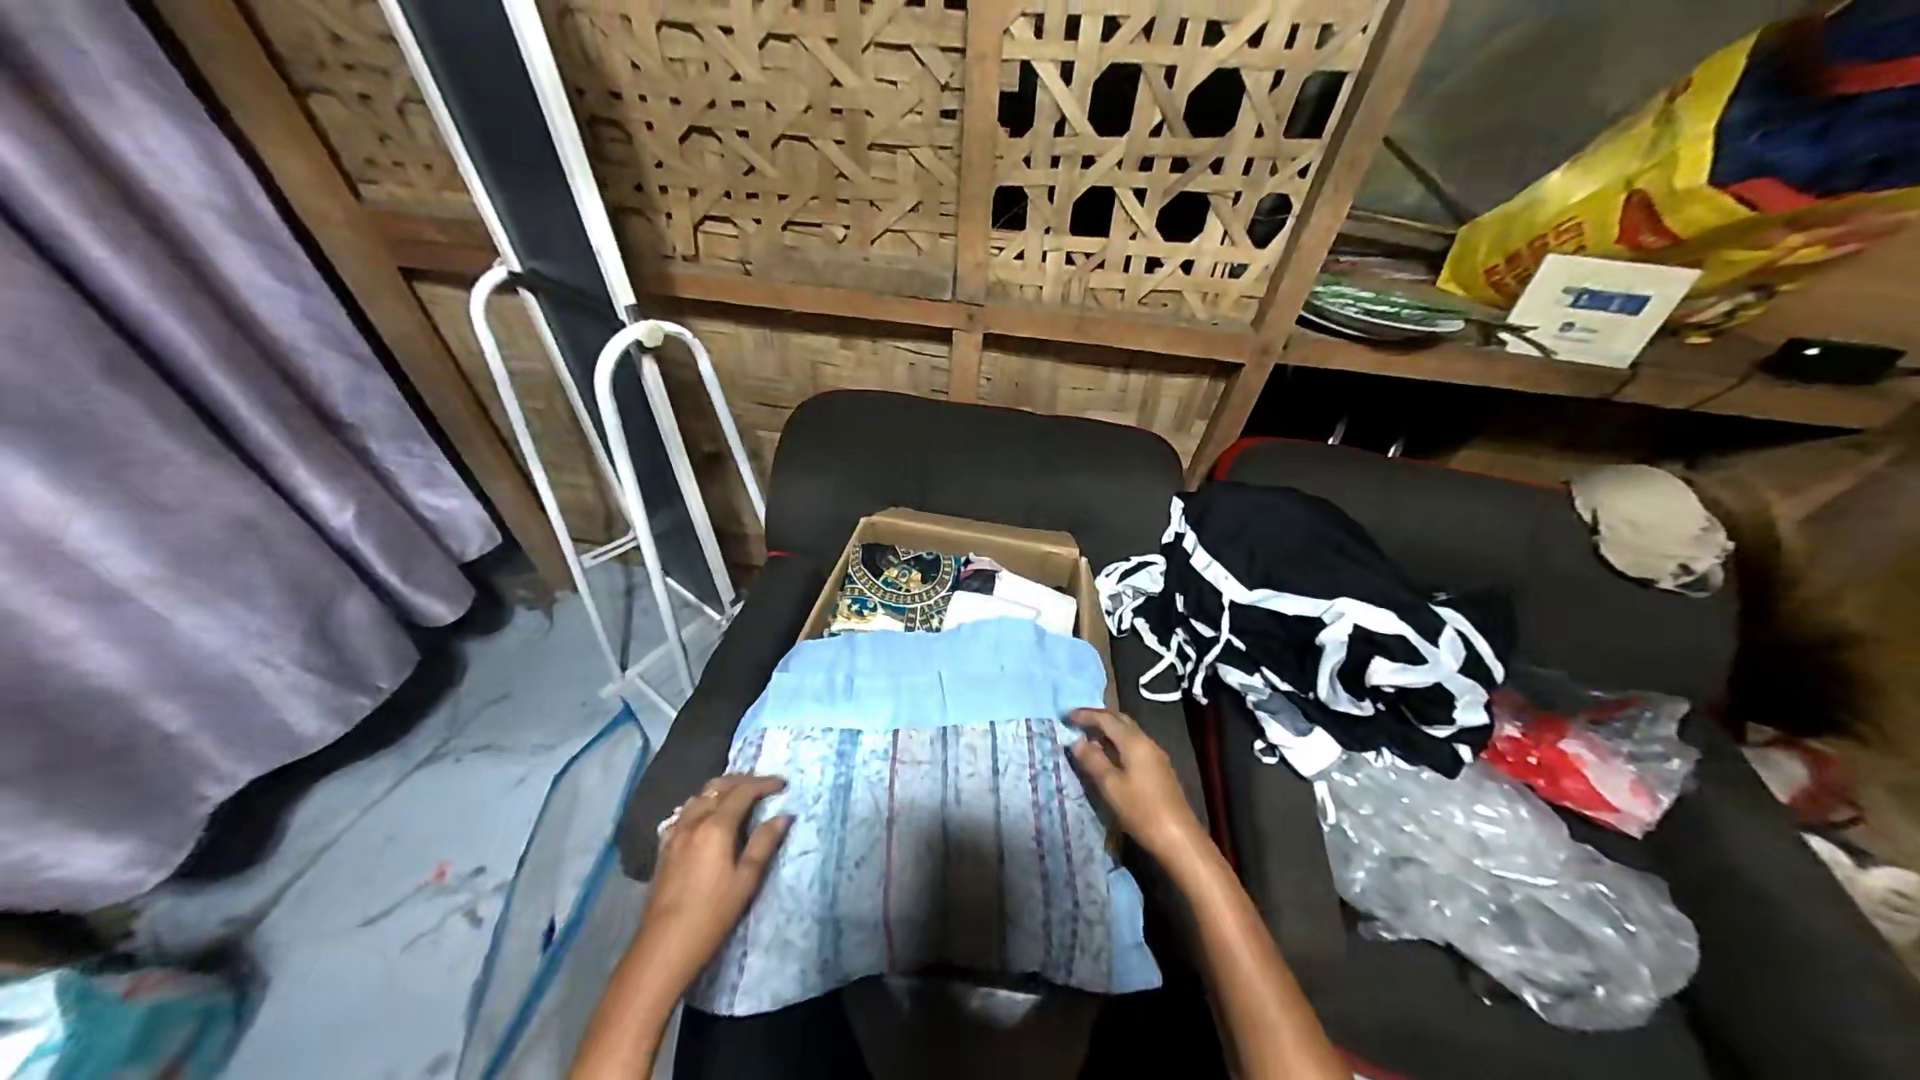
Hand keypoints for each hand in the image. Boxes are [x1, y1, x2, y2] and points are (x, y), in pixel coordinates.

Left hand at [633, 774, 792, 993]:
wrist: (664, 945)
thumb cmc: (712, 913)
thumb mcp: (747, 879)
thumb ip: (764, 843)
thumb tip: (783, 816)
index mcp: (716, 826)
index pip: (743, 791)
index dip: (764, 783)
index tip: (782, 784)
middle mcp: (692, 822)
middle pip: (717, 786)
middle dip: (742, 780)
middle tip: (762, 785)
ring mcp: (674, 834)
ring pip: (698, 797)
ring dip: (720, 790)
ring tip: (738, 797)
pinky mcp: (663, 848)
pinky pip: (683, 813)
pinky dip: (701, 805)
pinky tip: (706, 818)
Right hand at [1068, 708, 1206, 861]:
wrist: (1178, 837)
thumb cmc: (1141, 810)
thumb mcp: (1110, 786)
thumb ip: (1092, 759)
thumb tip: (1077, 740)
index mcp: (1134, 742)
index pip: (1106, 719)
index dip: (1085, 715)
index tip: (1066, 716)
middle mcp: (1147, 742)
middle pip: (1120, 720)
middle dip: (1098, 718)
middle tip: (1078, 722)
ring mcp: (1156, 756)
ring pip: (1129, 733)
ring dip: (1109, 730)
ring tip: (1089, 739)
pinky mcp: (1159, 769)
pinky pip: (1134, 745)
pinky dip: (1118, 743)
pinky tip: (1109, 757)